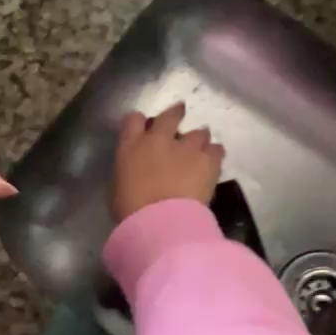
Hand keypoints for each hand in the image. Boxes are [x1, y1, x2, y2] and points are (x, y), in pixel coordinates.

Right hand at [112, 102, 224, 221]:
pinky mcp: (208, 160)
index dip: (139, 121)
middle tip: (181, 114)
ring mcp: (186, 148)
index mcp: (131, 146)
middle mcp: (159, 140)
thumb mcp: (119, 188)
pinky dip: (215, 154)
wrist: (160, 221)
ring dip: (199, 139)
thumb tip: (136, 175)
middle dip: (176, 113)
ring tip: (201, 148)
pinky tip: (214, 161)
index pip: (133, 119)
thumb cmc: (130, 210)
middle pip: (170, 115)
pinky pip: (216, 150)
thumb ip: (129, 173)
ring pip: (199, 132)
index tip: (145, 126)